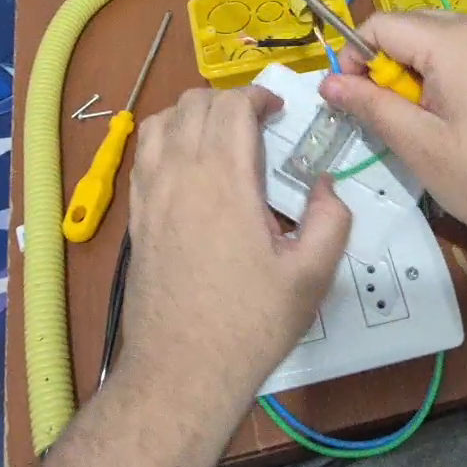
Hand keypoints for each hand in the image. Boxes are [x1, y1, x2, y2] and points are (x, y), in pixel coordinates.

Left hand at [116, 86, 351, 413]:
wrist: (179, 371)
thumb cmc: (248, 323)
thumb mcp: (311, 277)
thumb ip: (331, 221)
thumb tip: (325, 186)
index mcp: (224, 178)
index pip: (230, 104)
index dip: (257, 96)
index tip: (277, 113)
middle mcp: (179, 173)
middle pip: (193, 103)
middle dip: (228, 101)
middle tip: (256, 126)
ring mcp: (149, 193)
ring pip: (159, 121)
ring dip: (191, 115)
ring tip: (218, 137)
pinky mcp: (135, 216)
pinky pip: (141, 154)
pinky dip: (164, 140)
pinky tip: (186, 167)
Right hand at [319, 11, 466, 279]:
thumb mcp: (418, 145)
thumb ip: (369, 104)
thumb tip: (327, 81)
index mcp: (454, 40)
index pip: (380, 24)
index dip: (355, 57)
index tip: (354, 100)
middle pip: (408, 27)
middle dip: (384, 64)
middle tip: (386, 114)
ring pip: (433, 39)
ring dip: (412, 71)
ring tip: (420, 120)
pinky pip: (461, 51)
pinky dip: (441, 74)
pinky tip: (450, 117)